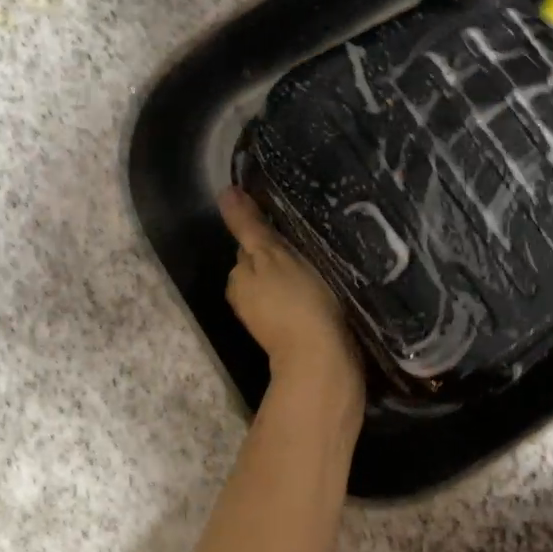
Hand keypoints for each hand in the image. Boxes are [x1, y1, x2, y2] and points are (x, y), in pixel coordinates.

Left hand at [218, 187, 364, 400]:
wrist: (322, 359)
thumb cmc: (295, 301)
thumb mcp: (271, 254)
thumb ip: (248, 226)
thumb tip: (224, 192)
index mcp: (238, 278)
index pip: (251, 244)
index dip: (273, 235)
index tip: (297, 230)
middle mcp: (247, 299)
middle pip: (266, 265)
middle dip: (285, 256)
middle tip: (315, 245)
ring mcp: (270, 319)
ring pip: (283, 283)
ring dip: (299, 275)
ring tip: (326, 266)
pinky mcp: (294, 333)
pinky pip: (299, 302)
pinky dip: (310, 294)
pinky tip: (328, 292)